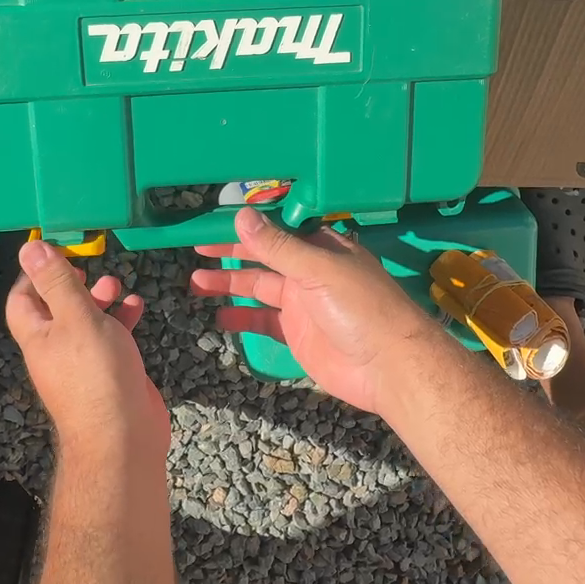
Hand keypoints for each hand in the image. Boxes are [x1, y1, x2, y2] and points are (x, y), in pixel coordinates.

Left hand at [6, 240, 169, 461]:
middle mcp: (56, 350)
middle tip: (89, 267)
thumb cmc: (96, 373)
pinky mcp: (109, 373)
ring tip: (116, 284)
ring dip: (99, 299)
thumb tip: (28, 247)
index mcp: (38, 336)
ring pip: (86, 321)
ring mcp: (83, 364)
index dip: (33, 273)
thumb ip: (56, 281)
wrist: (123, 438)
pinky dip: (122, 319)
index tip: (55, 251)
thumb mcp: (76, 317)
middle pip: (56, 308)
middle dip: (73, 284)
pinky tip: (137, 307)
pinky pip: (111, 338)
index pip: (22, 299)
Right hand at [189, 207, 443, 416]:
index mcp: (319, 246)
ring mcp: (302, 302)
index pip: (276, 228)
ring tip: (195, 282)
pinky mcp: (297, 333)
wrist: (389, 368)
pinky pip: (263, 320)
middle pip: (262, 256)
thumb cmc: (360, 308)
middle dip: (229, 254)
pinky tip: (219, 318)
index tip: (213, 223)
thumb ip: (277, 246)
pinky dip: (241, 317)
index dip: (246, 225)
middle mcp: (308, 270)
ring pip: (257, 286)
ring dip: (228, 284)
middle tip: (195, 251)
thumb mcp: (318, 270)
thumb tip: (241, 216)